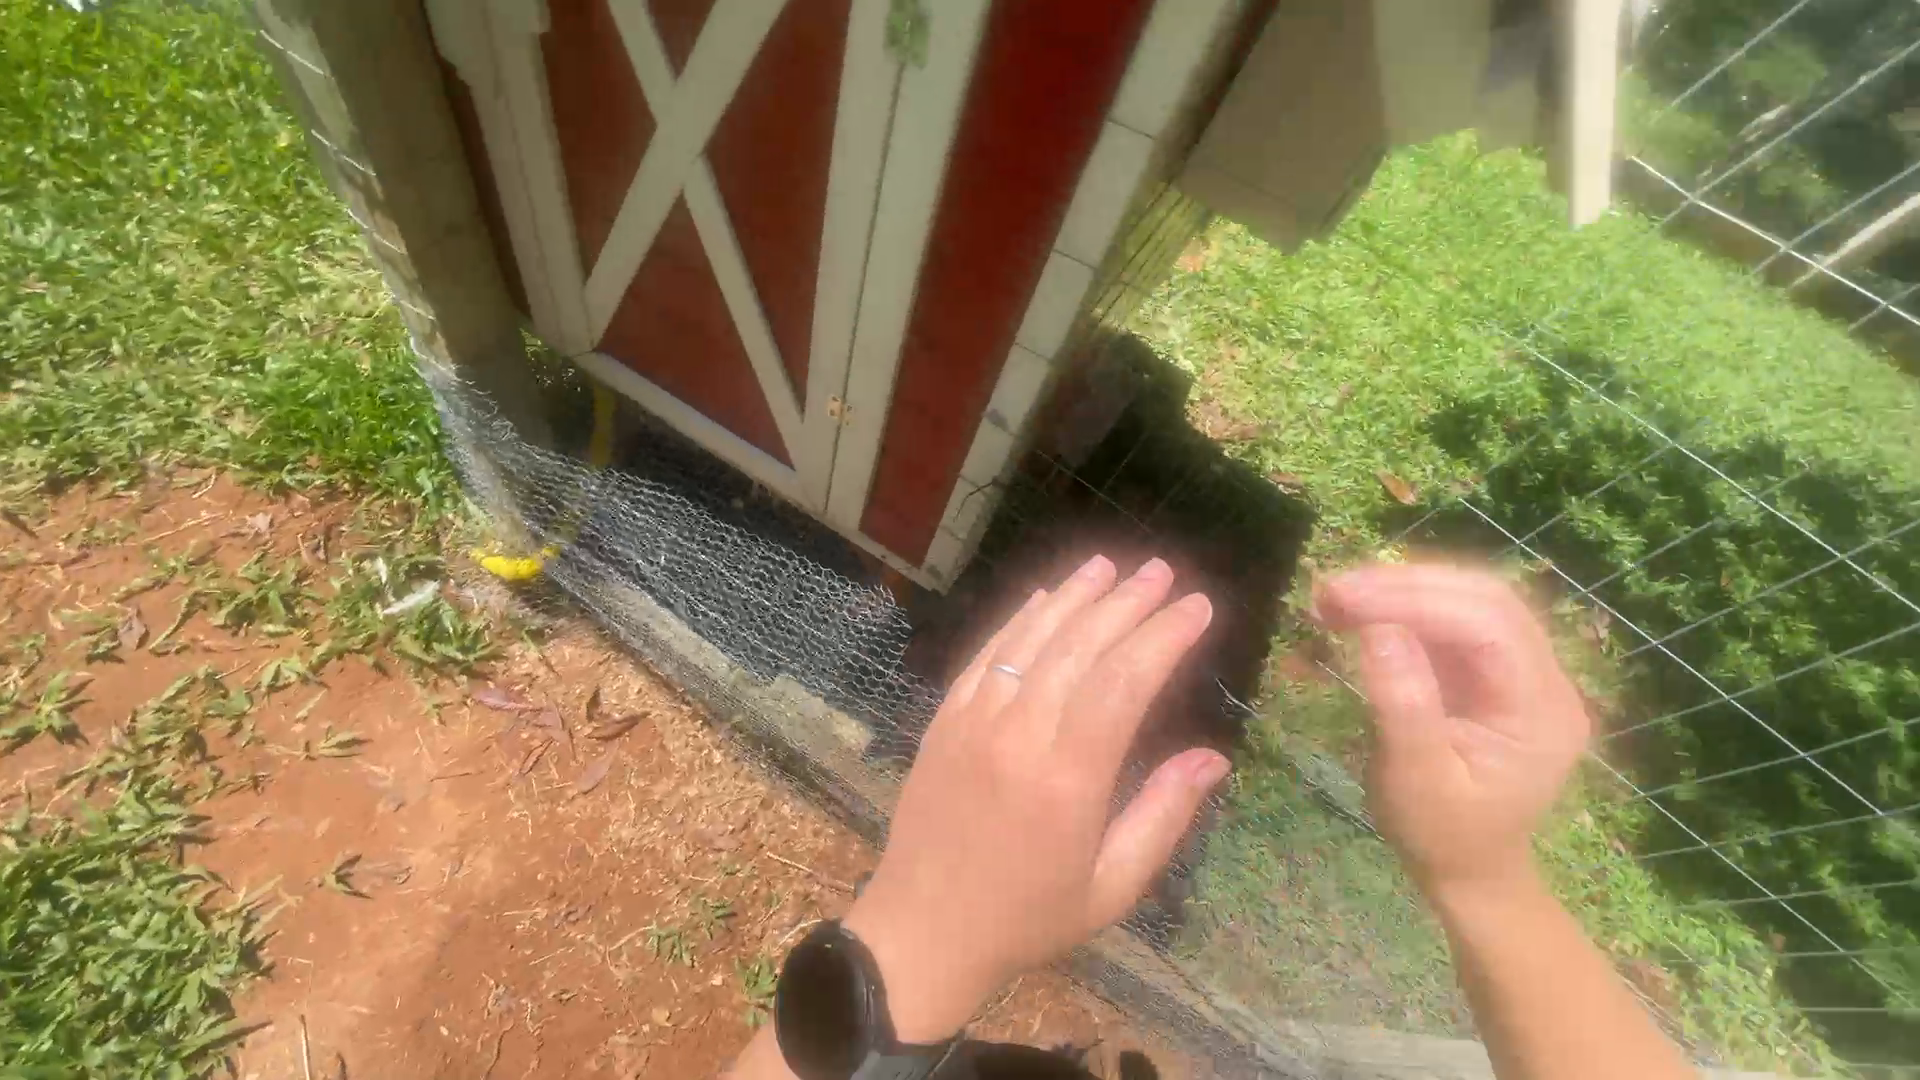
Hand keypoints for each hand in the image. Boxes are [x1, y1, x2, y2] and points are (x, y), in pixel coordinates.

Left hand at [843, 555, 1227, 1042]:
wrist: (922, 929)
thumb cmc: (1027, 918)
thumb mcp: (1110, 888)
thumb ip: (1163, 816)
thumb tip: (1213, 757)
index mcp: (1067, 780)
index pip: (1124, 683)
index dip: (1163, 636)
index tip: (1197, 606)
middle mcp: (1017, 734)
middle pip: (1079, 648)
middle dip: (1126, 603)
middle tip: (1162, 572)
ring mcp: (973, 720)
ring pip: (1030, 639)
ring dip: (1073, 596)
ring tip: (1109, 566)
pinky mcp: (944, 718)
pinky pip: (986, 654)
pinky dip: (1018, 619)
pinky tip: (1043, 597)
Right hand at [1314, 564, 1589, 898]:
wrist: (1467, 869)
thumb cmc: (1441, 834)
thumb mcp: (1414, 778)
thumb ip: (1401, 702)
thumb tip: (1375, 630)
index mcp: (1540, 710)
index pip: (1489, 624)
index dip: (1415, 600)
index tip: (1343, 598)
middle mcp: (1543, 680)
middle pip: (1484, 600)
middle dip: (1406, 585)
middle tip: (1332, 591)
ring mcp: (1518, 673)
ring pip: (1466, 601)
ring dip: (1400, 591)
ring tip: (1334, 598)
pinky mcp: (1487, 673)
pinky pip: (1448, 622)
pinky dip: (1400, 609)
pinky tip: (1357, 612)